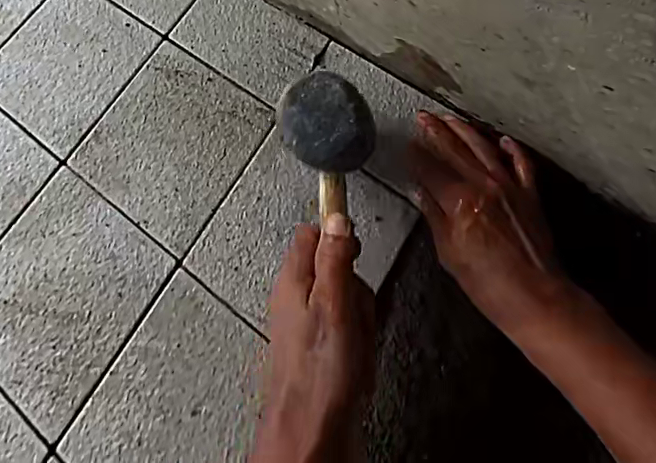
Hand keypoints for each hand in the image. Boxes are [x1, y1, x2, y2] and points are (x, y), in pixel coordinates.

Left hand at [250, 216, 374, 462]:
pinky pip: (352, 330)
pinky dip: (360, 344)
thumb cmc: (317, 378)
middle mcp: (297, 300)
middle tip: (354, 312)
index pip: (314, 233)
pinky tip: (355, 363)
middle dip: (358, 288)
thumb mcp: (333, 303)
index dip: (339, 235)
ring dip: (362, 319)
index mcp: (293, 281)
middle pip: (339, 267)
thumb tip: (337, 216)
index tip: (355, 252)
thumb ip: (335, 257)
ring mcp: (309, 327)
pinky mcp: (322, 352)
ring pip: (350, 299)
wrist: (311, 439)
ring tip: (355, 344)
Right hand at [410, 112, 572, 333]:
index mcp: (461, 200)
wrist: (535, 297)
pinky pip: (520, 162)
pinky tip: (503, 139)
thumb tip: (422, 193)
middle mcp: (485, 185)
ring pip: (484, 147)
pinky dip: (511, 148)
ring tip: (451, 119)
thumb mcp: (449, 254)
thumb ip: (435, 217)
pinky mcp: (529, 192)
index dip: (417, 154)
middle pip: (455, 150)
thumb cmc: (489, 285)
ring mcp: (510, 185)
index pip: (431, 169)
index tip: (408, 143)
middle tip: (424, 117)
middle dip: (436, 131)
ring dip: (465, 130)